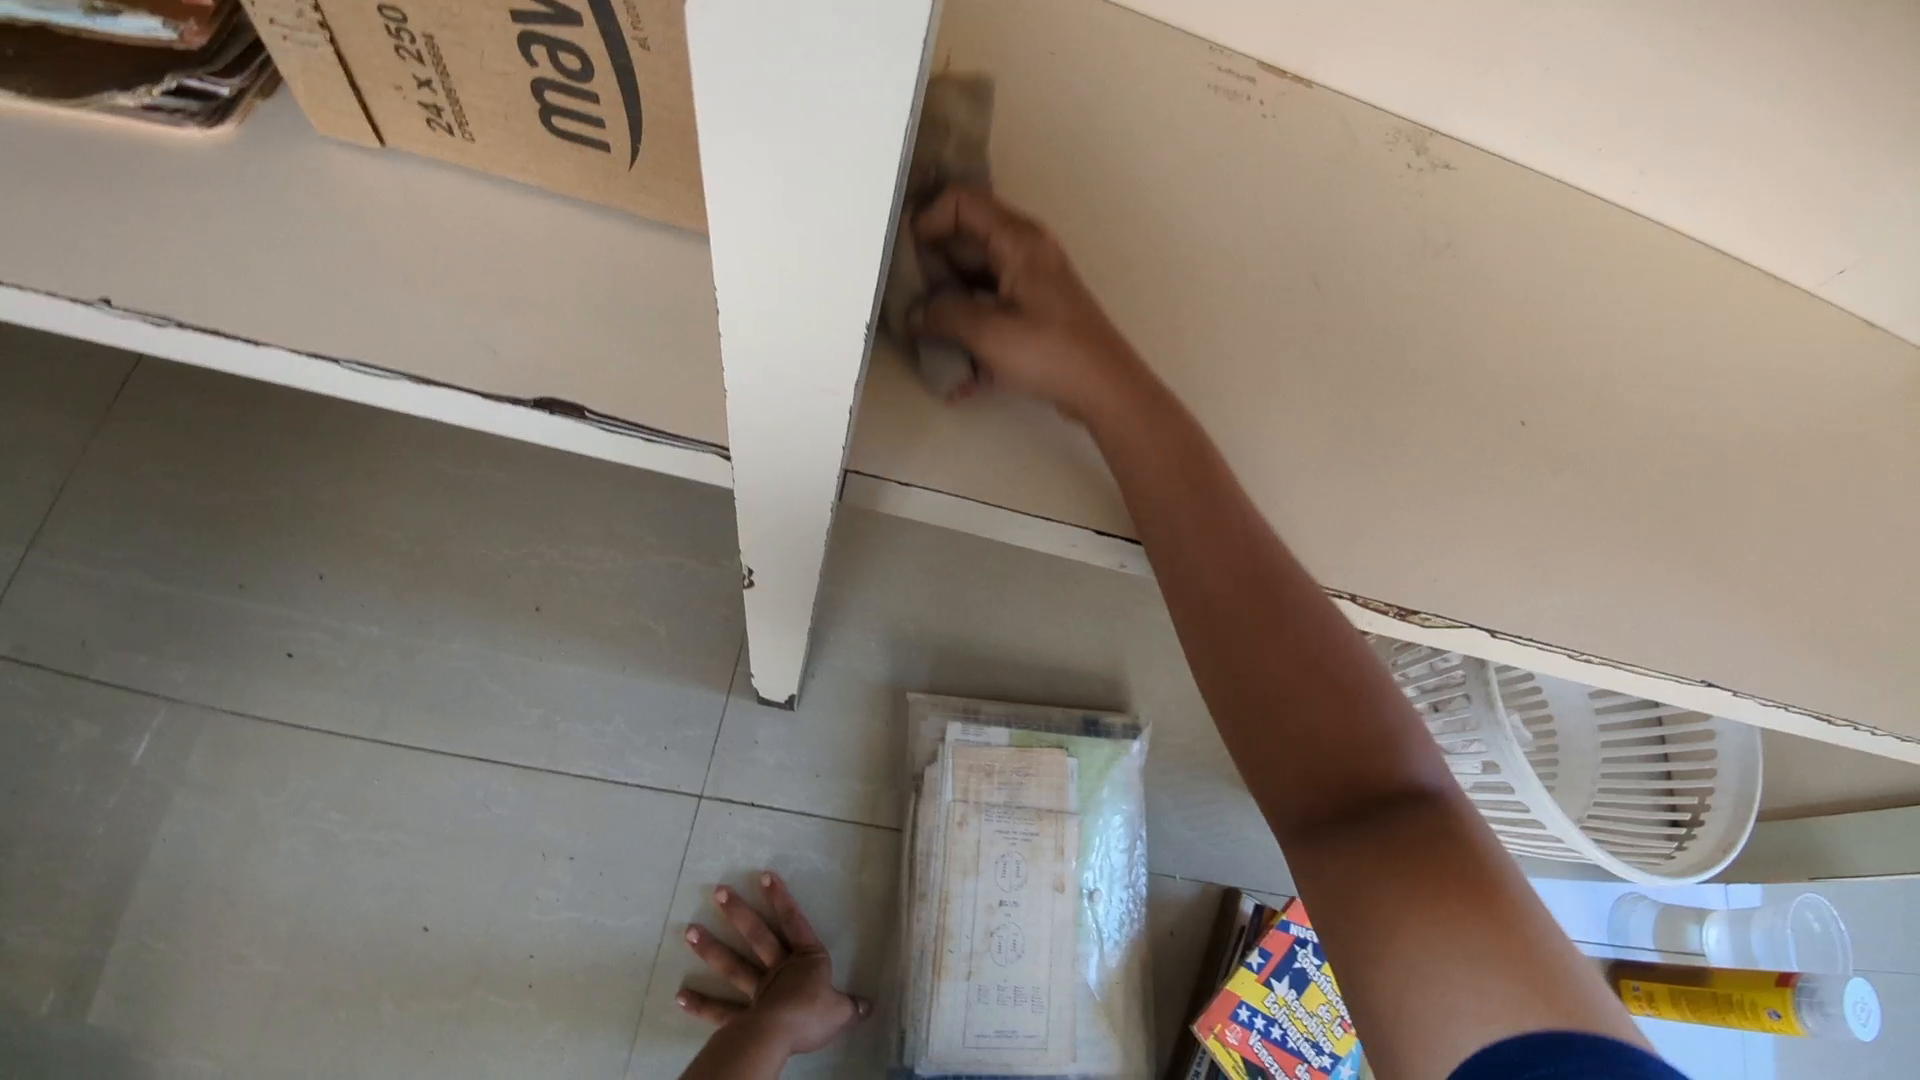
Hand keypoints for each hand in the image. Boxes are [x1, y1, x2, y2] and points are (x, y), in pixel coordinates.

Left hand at [677, 871, 869, 1056]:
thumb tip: (870, 1006)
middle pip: (757, 936)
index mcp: (805, 961)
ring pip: (733, 966)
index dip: (781, 898)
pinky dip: (701, 1004)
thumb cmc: (813, 1015)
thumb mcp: (841, 1011)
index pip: (794, 922)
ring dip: (711, 949)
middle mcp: (778, 970)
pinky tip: (680, 995)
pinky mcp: (741, 1018)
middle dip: (738, 912)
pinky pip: (719, 1010)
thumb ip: (851, 1006)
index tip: (764, 875)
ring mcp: (757, 992)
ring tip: (690, 930)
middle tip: (718, 891)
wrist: (783, 1037)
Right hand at [911, 186, 1152, 421]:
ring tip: (922, 335)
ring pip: (973, 277)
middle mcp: (1023, 251)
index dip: (927, 221)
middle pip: (964, 241)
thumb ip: (945, 316)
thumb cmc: (1051, 352)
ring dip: (947, 305)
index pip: (961, 203)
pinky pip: (989, 307)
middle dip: (930, 270)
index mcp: (1017, 240)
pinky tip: (956, 369)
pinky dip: (970, 328)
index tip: (904, 258)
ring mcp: (1029, 282)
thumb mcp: (989, 333)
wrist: (1105, 388)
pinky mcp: (1031, 312)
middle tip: (906, 302)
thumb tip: (914, 314)